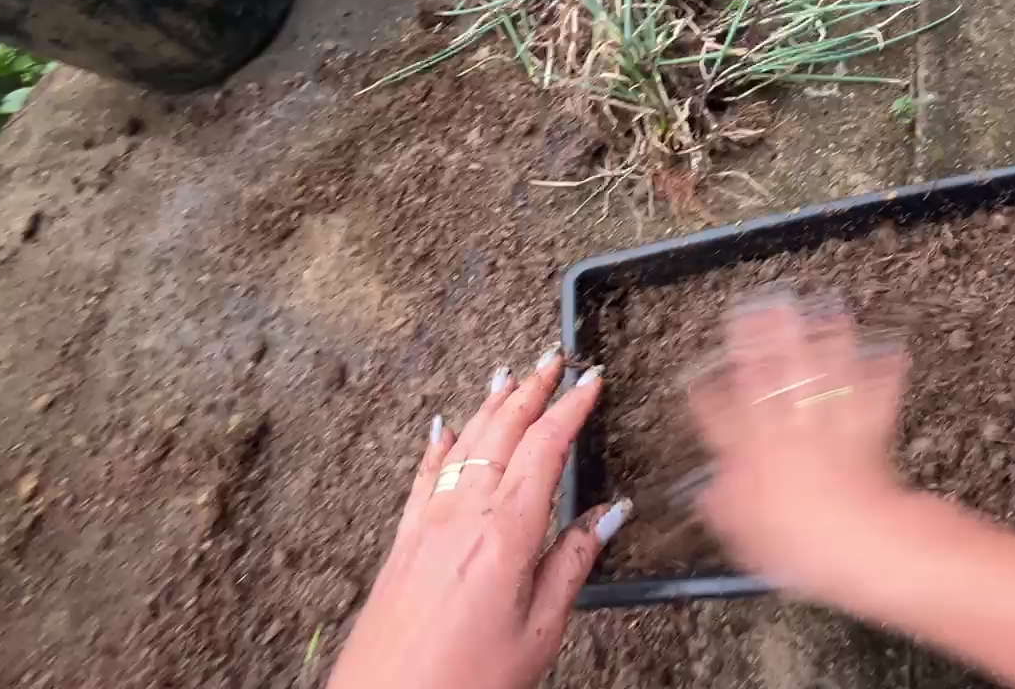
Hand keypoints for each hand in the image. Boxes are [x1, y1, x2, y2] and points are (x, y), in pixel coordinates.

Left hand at [328, 348, 629, 688]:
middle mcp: (465, 513)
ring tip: (510, 375)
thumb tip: (611, 512)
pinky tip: (444, 427)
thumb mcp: (539, 633)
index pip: (547, 446)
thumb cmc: (465, 685)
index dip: (572, 407)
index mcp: (506, 531)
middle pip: (504, 430)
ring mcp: (428, 523)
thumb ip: (573, 562)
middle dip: (533, 388)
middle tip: (554, 358)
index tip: (592, 380)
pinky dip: (438, 445)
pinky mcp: (402, 543)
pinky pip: (423, 476)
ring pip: (465, 443)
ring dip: (492, 405)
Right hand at [687, 290, 912, 602]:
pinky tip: (888, 352)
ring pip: (824, 373)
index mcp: (758, 454)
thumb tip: (709, 492)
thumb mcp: (749, 537)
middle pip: (774, 375)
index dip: (708, 393)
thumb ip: (726, 506)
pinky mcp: (865, 430)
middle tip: (760, 308)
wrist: (862, 544)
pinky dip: (883, 373)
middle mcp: (791, 430)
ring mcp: (830, 424)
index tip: (699, 375)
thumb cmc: (805, 545)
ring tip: (825, 310)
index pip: (723, 415)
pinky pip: (875, 396)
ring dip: (825, 339)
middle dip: (765, 338)